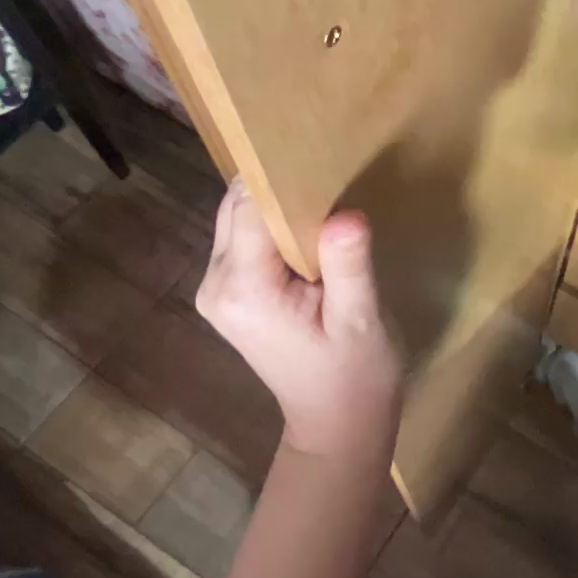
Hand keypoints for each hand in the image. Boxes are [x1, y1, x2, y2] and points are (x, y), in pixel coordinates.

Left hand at [195, 182, 403, 458]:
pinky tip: (313, 225)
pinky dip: (276, 222)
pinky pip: (247, 236)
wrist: (338, 424)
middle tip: (331, 170)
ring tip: (327, 194)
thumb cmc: (355, 376)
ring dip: (278, 202)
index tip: (323, 153)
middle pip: (238, 205)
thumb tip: (346, 215)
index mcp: (243, 289)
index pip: (252, 207)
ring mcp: (218, 289)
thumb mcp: (361, 321)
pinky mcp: (231, 292)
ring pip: (240, 216)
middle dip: (279, 184)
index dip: (285, 177)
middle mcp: (216, 283)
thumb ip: (348, 267)